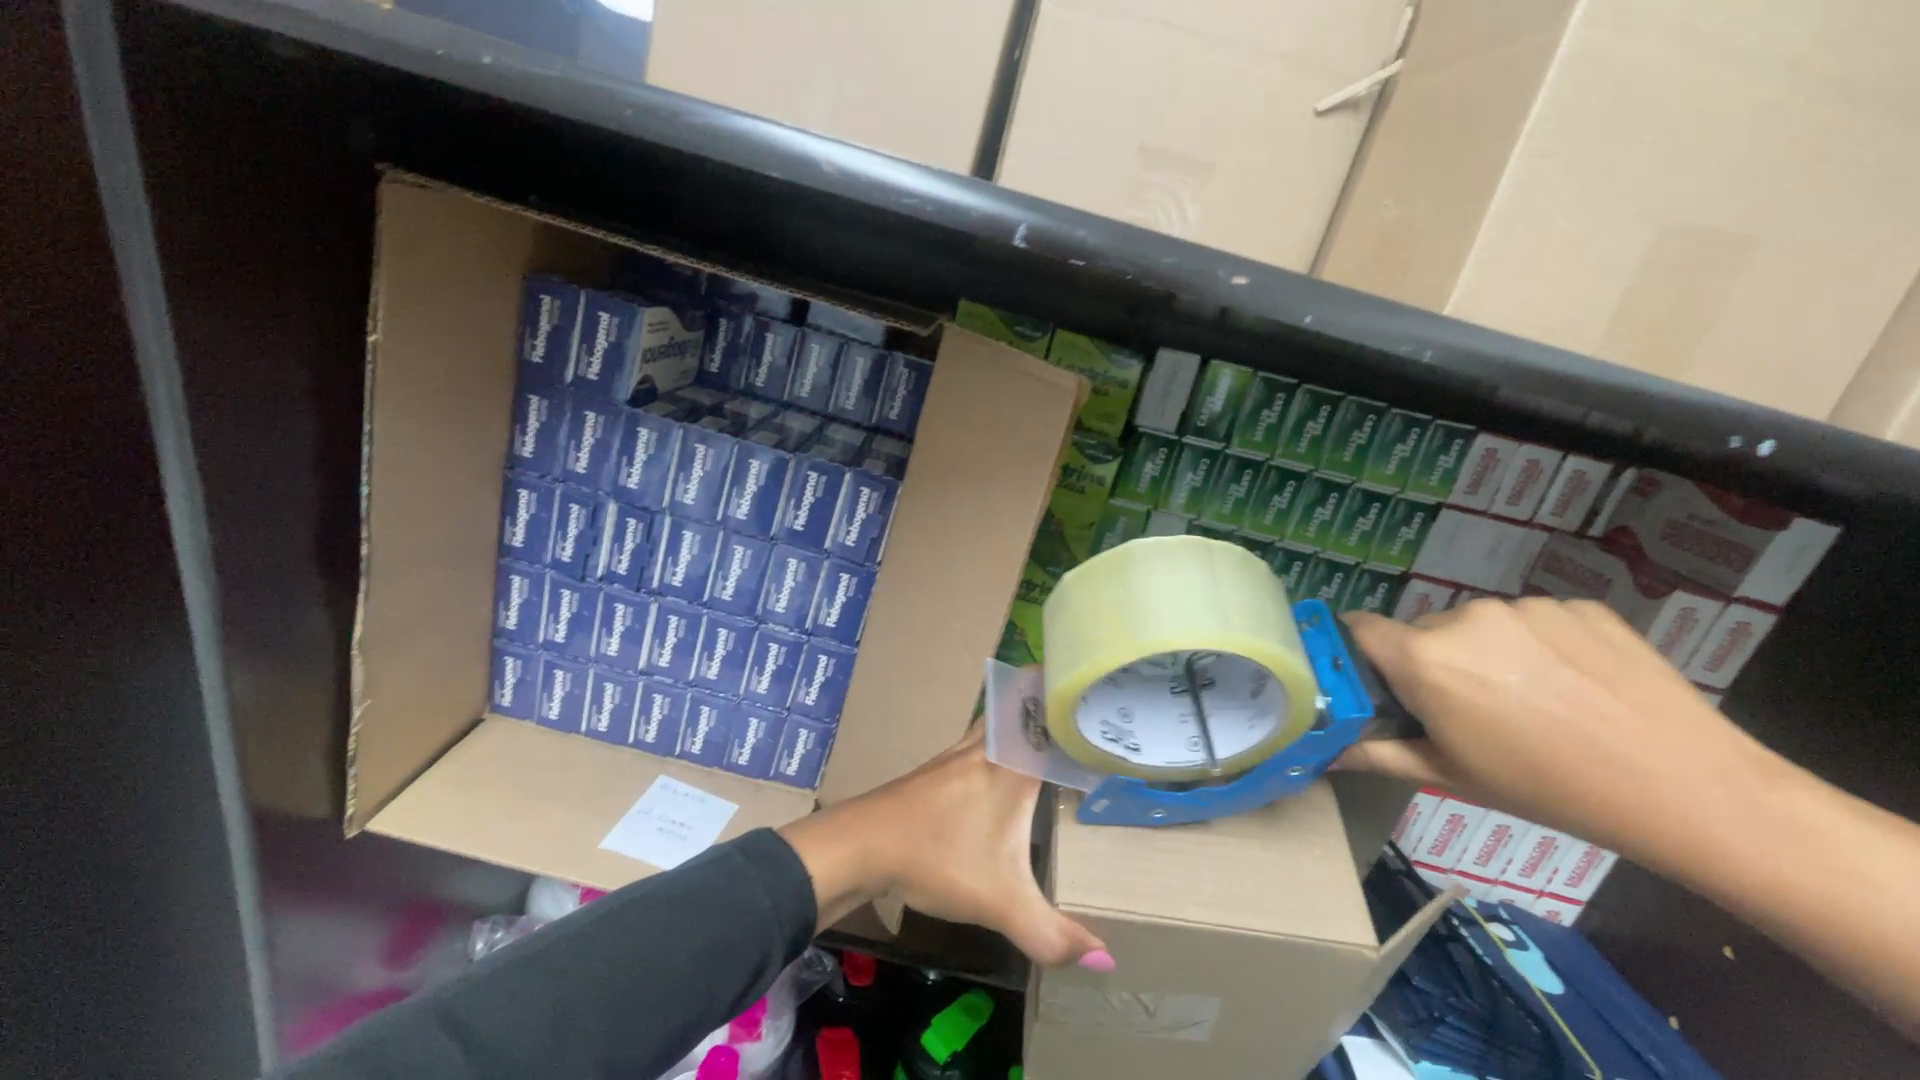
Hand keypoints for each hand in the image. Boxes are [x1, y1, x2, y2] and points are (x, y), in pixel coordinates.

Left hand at [779, 728, 1108, 968]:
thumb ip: (1052, 934)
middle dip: (1051, 698)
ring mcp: (957, 755)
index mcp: (1013, 765)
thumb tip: (1105, 960)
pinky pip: (980, 739)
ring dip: (1022, 715)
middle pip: (1022, 703)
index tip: (1107, 688)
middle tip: (1086, 700)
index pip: (1050, 715)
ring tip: (1051, 722)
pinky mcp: (936, 770)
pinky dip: (999, 738)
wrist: (860, 845)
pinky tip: (1002, 762)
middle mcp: (988, 749)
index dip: (1076, 698)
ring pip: (997, 720)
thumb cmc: (937, 858)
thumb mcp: (1001, 902)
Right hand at [1341, 597, 1919, 1039]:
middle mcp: (1466, 618)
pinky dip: (1539, 646)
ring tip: (1531, 701)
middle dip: (1431, 662)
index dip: (1358, 653)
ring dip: (1486, 653)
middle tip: (1464, 710)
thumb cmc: (1546, 788)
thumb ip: (1378, 755)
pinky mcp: (1580, 604)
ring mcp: (1528, 606)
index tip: (1375, 682)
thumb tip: (1326, 751)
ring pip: (1481, 625)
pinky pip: (1536, 620)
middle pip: (1424, 631)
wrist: (1681, 783)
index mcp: (1425, 659)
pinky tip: (1573, 686)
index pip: (1359, 629)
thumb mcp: (1451, 777)